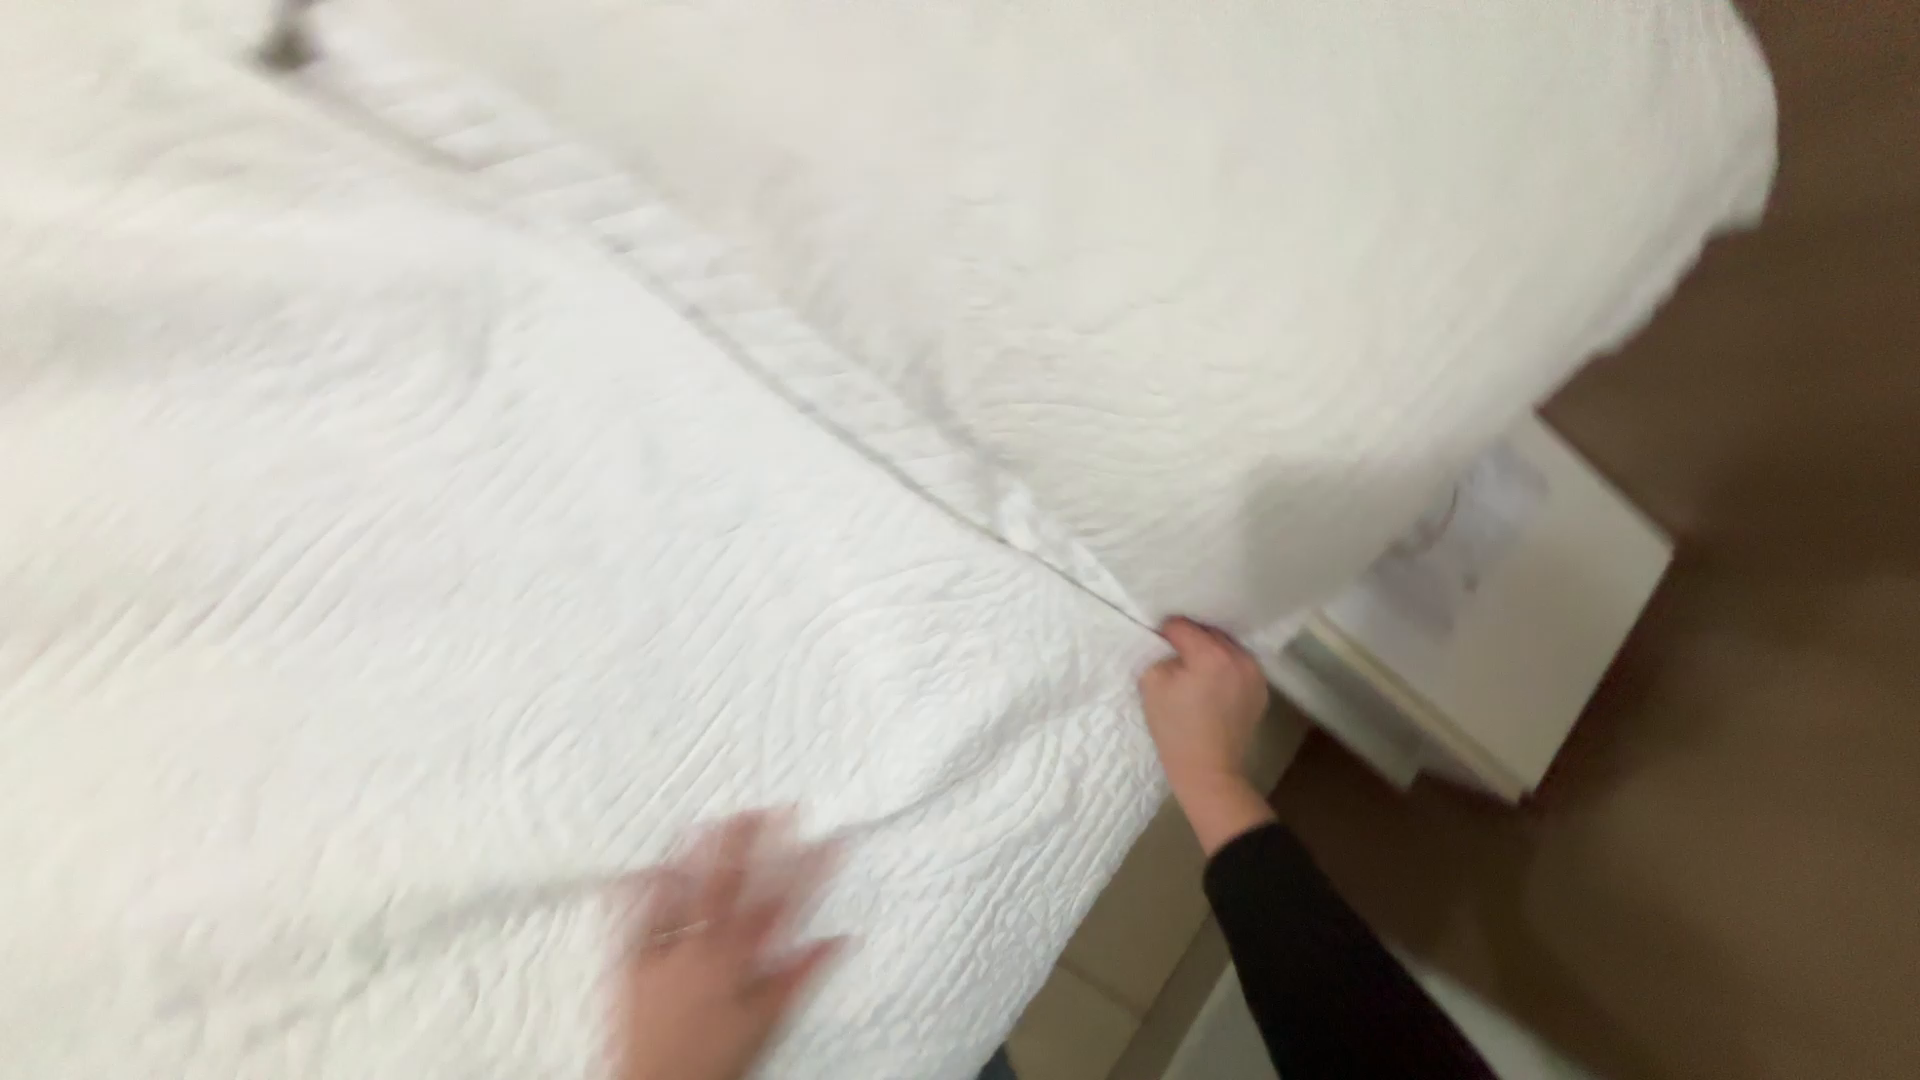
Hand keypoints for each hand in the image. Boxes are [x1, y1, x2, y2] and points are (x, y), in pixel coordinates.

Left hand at [616, 812, 844, 1079]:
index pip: (784, 899)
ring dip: (700, 853)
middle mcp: (703, 949)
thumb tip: (838, 939)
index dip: (810, 865)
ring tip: (714, 817)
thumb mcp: (769, 1019)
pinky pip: (634, 920)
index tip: (829, 839)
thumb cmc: (713, 1062)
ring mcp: (666, 953)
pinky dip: (639, 890)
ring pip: (686, 890)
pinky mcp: (632, 966)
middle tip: (770, 807)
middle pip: (733, 882)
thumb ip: (802, 971)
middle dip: (754, 840)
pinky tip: (645, 865)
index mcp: (739, 959)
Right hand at [1139, 618, 1276, 854]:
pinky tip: (1214, 686)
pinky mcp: (1262, 689)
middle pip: (1208, 631)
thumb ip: (1160, 654)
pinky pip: (1239, 664)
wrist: (1208, 770)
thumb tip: (1171, 648)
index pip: (1181, 625)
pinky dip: (1225, 667)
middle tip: (1175, 659)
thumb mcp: (1152, 683)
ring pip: (1226, 646)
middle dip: (1190, 640)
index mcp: (1210, 655)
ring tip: (1196, 672)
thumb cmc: (1174, 728)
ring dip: (1210, 652)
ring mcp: (1255, 674)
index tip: (1158, 649)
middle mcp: (1239, 658)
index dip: (1165, 634)